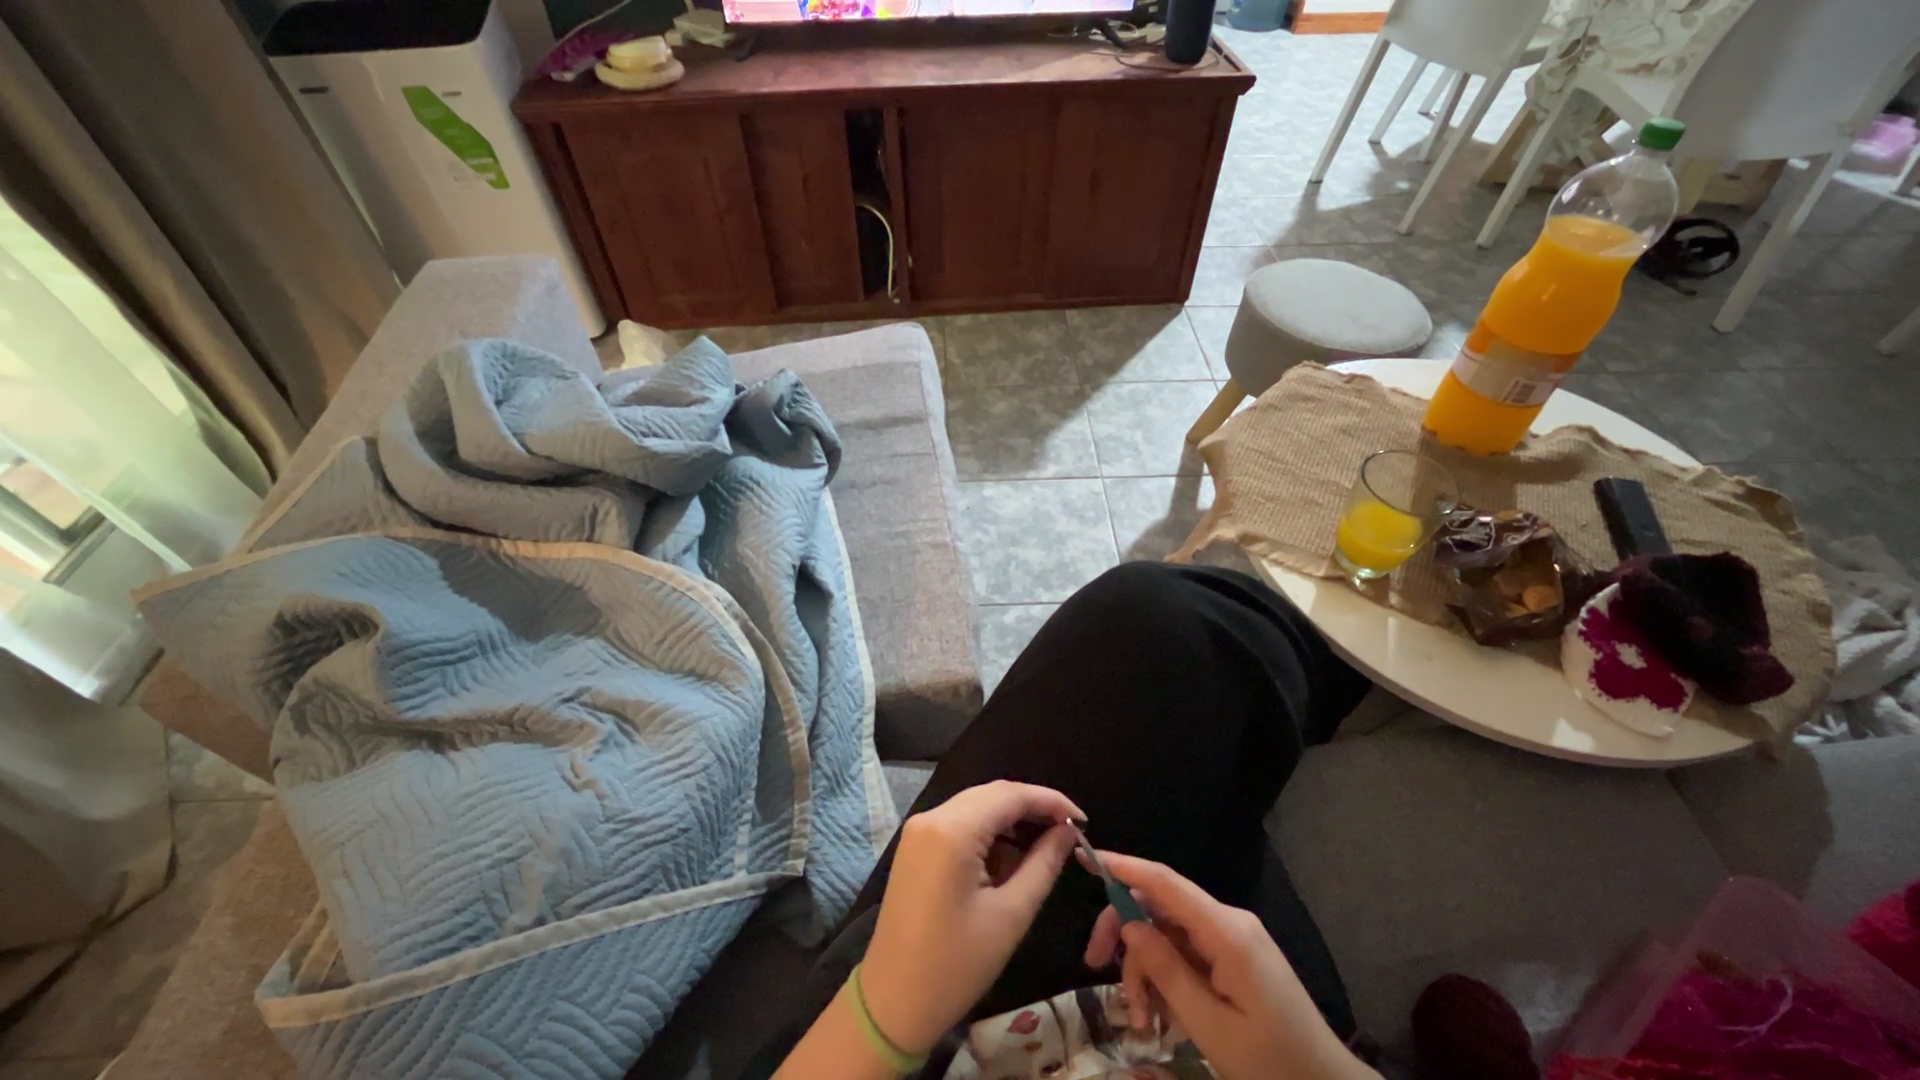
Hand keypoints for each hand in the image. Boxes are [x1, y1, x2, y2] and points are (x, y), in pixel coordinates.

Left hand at [858, 781, 1085, 1055]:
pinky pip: (959, 823)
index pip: (1010, 794)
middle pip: (992, 795)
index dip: (1051, 801)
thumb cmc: (956, 964)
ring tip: (1046, 849)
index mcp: (952, 830)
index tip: (1083, 821)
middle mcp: (931, 817)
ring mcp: (918, 831)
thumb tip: (1067, 833)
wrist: (893, 1001)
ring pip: (976, 807)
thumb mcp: (1011, 915)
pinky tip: (1010, 859)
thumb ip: (1044, 864)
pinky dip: (988, 834)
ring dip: (1011, 822)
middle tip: (1069, 834)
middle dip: (1032, 809)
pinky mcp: (915, 847)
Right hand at [1083, 853, 1375, 1079]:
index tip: (1085, 858)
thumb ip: (1167, 970)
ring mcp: (1233, 938)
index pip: (1165, 883)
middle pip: (1159, 908)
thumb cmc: (1270, 1062)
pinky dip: (1166, 978)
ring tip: (1141, 1019)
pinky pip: (1186, 952)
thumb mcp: (1210, 1025)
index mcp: (1227, 932)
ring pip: (1167, 934)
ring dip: (1146, 970)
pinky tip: (1160, 1016)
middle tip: (1094, 967)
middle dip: (1124, 935)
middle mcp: (1229, 922)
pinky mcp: (1234, 956)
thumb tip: (1129, 924)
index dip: (1123, 866)